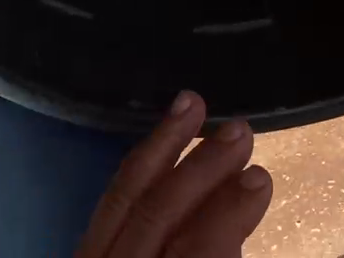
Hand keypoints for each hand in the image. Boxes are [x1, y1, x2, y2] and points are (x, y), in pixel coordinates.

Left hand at [76, 92, 272, 257]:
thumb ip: (217, 248)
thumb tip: (245, 191)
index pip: (193, 253)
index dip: (229, 213)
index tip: (261, 176)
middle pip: (155, 216)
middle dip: (200, 169)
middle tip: (241, 130)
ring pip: (122, 197)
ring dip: (162, 145)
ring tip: (192, 102)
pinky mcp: (83, 249)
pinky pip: (108, 203)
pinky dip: (138, 167)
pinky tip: (161, 140)